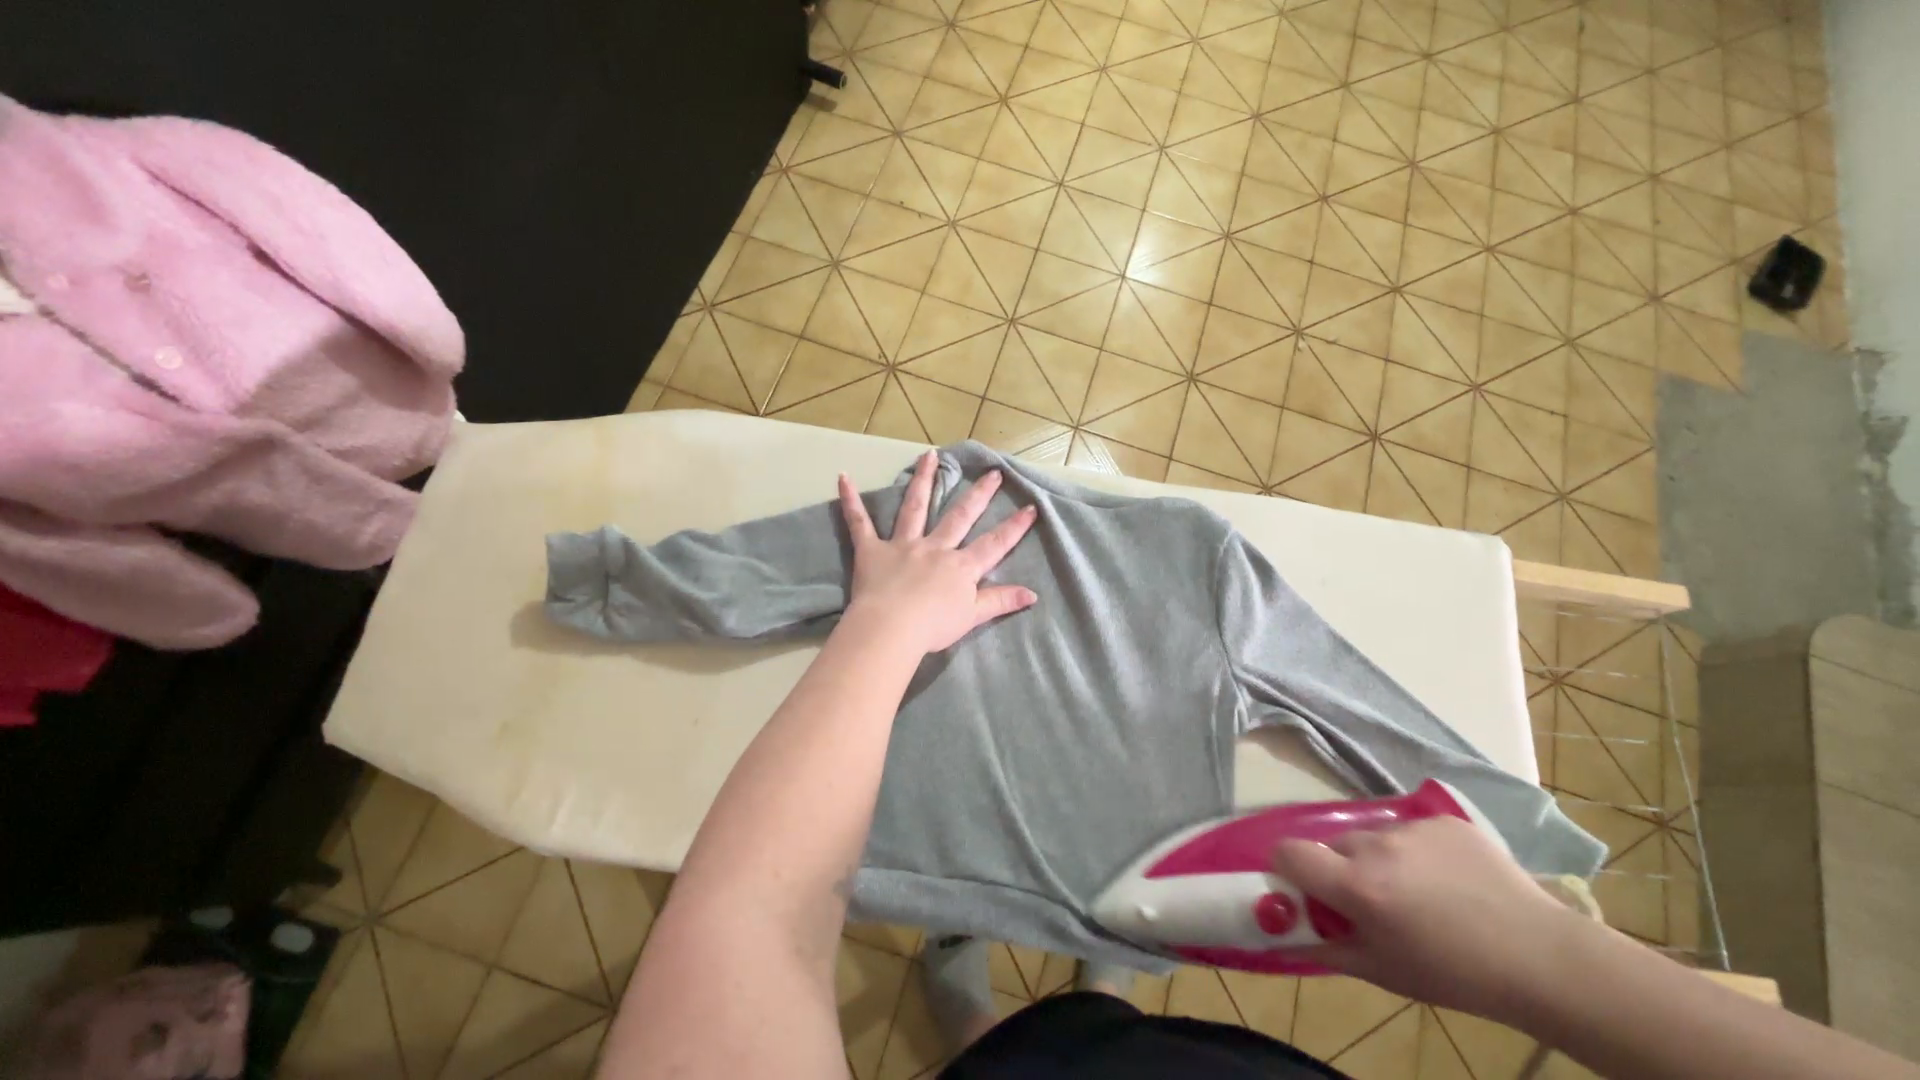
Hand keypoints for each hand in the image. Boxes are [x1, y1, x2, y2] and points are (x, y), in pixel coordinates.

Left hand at [837, 450, 1038, 654]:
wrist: (891, 629)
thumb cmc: (933, 627)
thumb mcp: (972, 617)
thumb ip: (1000, 601)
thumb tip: (1032, 594)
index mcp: (960, 567)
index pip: (994, 544)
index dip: (1014, 527)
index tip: (1031, 508)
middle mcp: (935, 548)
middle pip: (960, 516)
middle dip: (979, 494)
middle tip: (993, 473)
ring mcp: (903, 545)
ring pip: (915, 506)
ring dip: (924, 479)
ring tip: (930, 455)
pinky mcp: (872, 550)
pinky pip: (859, 522)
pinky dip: (851, 500)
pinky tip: (844, 477)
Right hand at [1272, 816, 1584, 1025]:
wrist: (1541, 957)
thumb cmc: (1454, 975)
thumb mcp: (1382, 972)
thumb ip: (1325, 948)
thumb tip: (1283, 937)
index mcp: (1356, 886)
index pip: (1289, 852)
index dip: (1286, 867)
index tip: (1303, 888)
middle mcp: (1377, 847)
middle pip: (1332, 845)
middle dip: (1339, 869)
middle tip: (1370, 902)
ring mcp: (1413, 829)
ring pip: (1373, 838)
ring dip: (1380, 860)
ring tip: (1419, 893)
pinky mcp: (1446, 821)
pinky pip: (1412, 831)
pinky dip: (1418, 852)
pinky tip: (1449, 880)